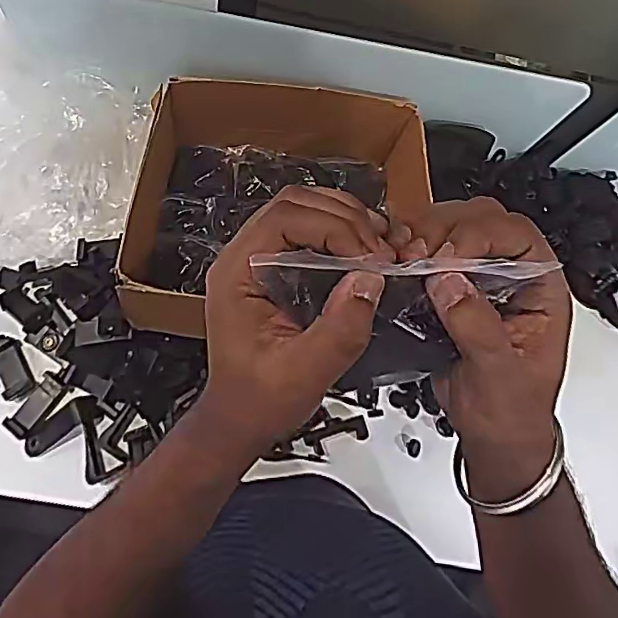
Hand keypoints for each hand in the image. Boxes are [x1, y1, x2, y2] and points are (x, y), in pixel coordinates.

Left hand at [191, 186, 388, 458]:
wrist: (242, 414)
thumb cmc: (259, 399)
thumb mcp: (303, 376)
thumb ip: (337, 332)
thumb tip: (370, 281)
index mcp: (237, 272)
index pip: (285, 218)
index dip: (333, 228)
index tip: (368, 256)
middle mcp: (245, 253)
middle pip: (297, 202)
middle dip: (346, 219)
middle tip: (380, 251)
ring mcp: (261, 253)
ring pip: (307, 205)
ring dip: (348, 218)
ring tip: (379, 246)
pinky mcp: (280, 260)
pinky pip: (313, 223)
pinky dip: (346, 227)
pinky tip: (368, 248)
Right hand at [402, 199, 570, 502]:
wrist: (493, 437)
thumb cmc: (512, 413)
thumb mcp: (501, 377)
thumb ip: (479, 329)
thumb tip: (449, 282)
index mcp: (540, 287)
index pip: (516, 235)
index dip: (481, 236)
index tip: (448, 257)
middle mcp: (512, 272)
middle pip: (483, 219)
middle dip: (448, 229)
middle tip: (420, 255)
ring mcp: (480, 273)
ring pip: (455, 224)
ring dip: (427, 234)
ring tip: (406, 259)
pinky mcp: (451, 281)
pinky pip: (432, 246)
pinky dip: (412, 248)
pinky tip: (400, 262)